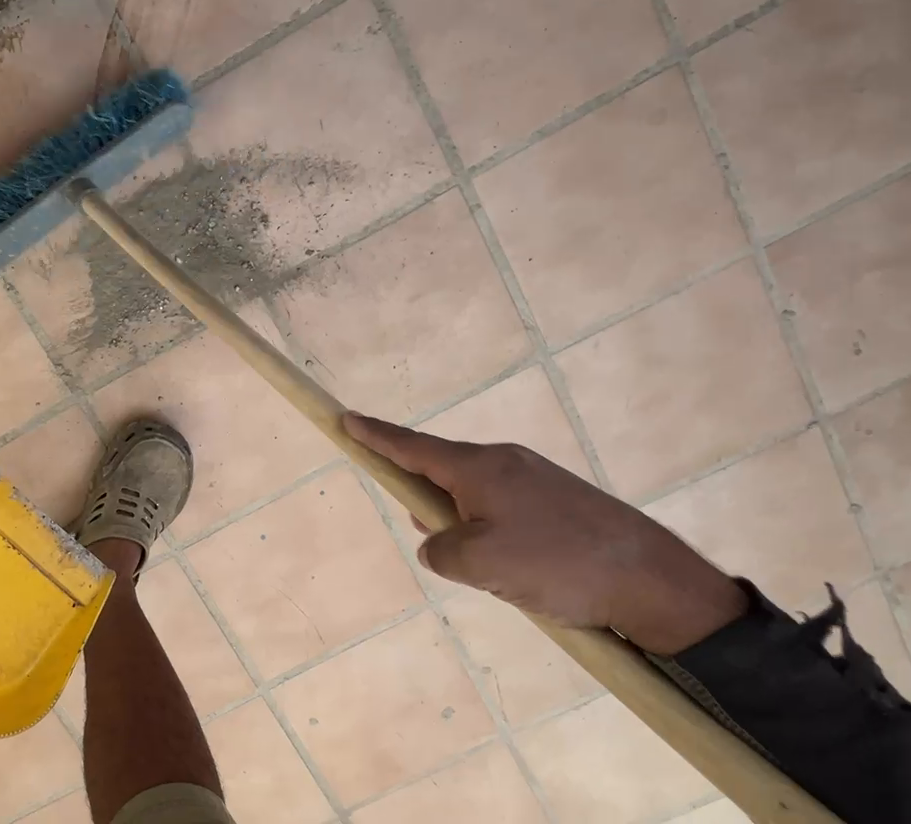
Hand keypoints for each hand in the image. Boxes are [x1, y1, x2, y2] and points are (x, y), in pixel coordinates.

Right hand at [344, 414, 748, 653]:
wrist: (660, 586)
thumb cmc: (557, 566)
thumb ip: (438, 549)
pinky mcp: (563, 502)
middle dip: (426, 498)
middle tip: (433, 535)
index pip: (410, 446)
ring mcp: (538, 479)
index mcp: (478, 467)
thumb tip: (440, 543)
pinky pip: (506, 508)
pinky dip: (493, 530)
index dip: (374, 435)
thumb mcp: (477, 565)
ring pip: (476, 494)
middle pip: (442, 470)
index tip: (345, 418)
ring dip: (464, 521)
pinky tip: (515, 566)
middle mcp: (505, 462)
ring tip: (486, 566)